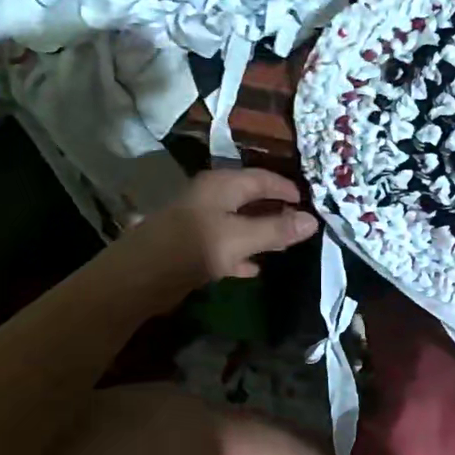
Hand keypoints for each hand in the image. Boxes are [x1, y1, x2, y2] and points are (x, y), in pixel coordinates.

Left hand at [117, 169, 319, 297]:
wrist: (140, 276)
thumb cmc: (194, 247)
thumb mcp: (241, 238)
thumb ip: (276, 229)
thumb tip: (313, 220)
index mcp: (222, 185)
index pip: (262, 178)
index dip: (286, 188)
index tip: (310, 201)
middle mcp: (210, 198)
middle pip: (250, 199)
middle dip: (275, 210)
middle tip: (302, 223)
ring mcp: (199, 222)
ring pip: (238, 223)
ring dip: (260, 233)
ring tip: (286, 244)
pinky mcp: (192, 248)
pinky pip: (225, 246)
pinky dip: (242, 253)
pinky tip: (255, 268)